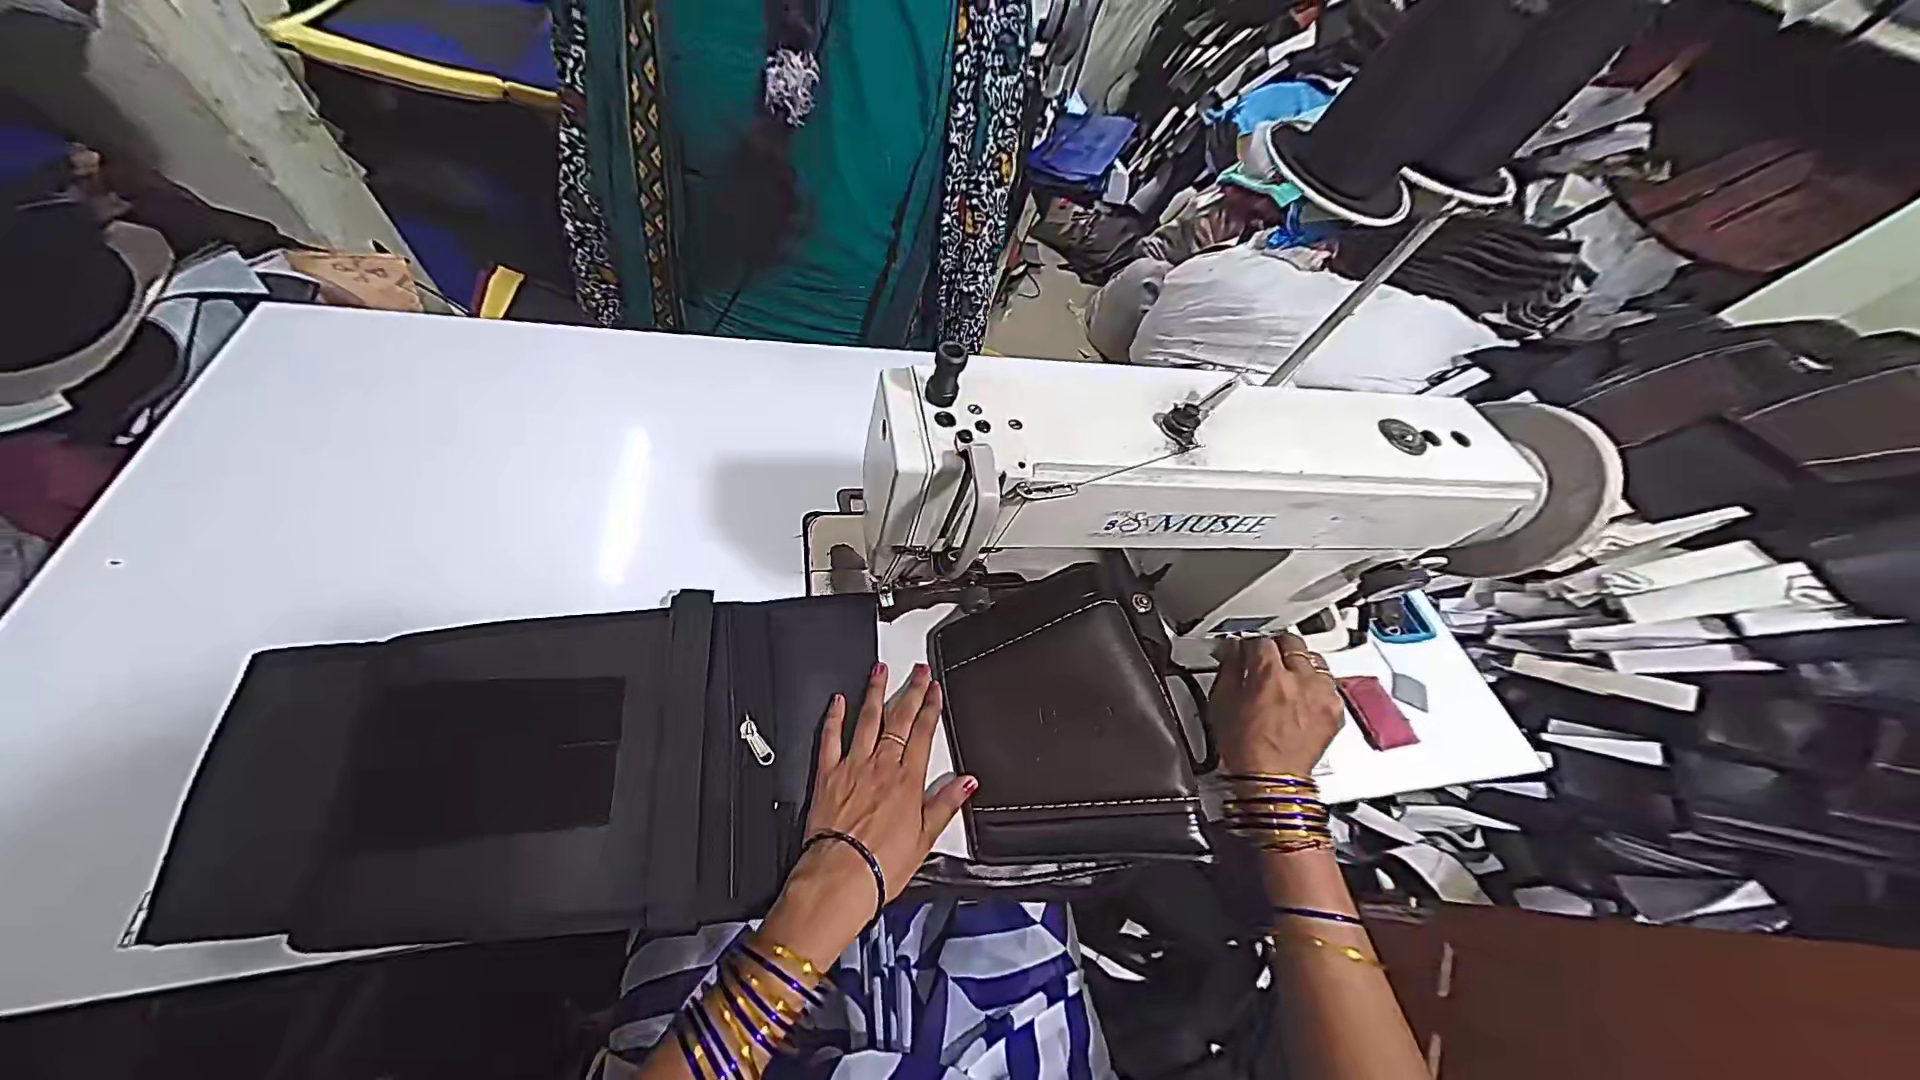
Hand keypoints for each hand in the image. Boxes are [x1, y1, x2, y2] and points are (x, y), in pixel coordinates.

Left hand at [759, 662, 974, 965]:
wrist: (840, 878)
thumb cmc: (880, 865)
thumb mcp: (925, 838)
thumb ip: (946, 804)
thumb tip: (967, 782)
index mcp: (907, 780)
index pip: (924, 733)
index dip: (931, 708)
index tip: (934, 690)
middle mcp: (881, 766)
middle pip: (900, 719)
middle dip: (912, 691)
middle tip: (918, 671)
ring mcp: (853, 766)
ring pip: (867, 719)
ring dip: (876, 692)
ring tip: (880, 671)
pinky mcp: (828, 775)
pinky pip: (831, 738)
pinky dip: (835, 717)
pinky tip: (838, 701)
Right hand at [1212, 634, 1343, 776]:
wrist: (1270, 778)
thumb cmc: (1245, 747)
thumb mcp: (1221, 700)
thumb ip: (1229, 667)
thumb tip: (1233, 650)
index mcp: (1269, 675)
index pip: (1261, 640)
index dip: (1248, 643)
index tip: (1244, 648)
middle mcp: (1301, 681)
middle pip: (1292, 642)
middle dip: (1276, 646)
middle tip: (1265, 656)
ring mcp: (1322, 695)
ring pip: (1314, 660)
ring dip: (1299, 663)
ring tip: (1286, 675)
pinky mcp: (1335, 710)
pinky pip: (1327, 684)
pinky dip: (1314, 684)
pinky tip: (1301, 694)